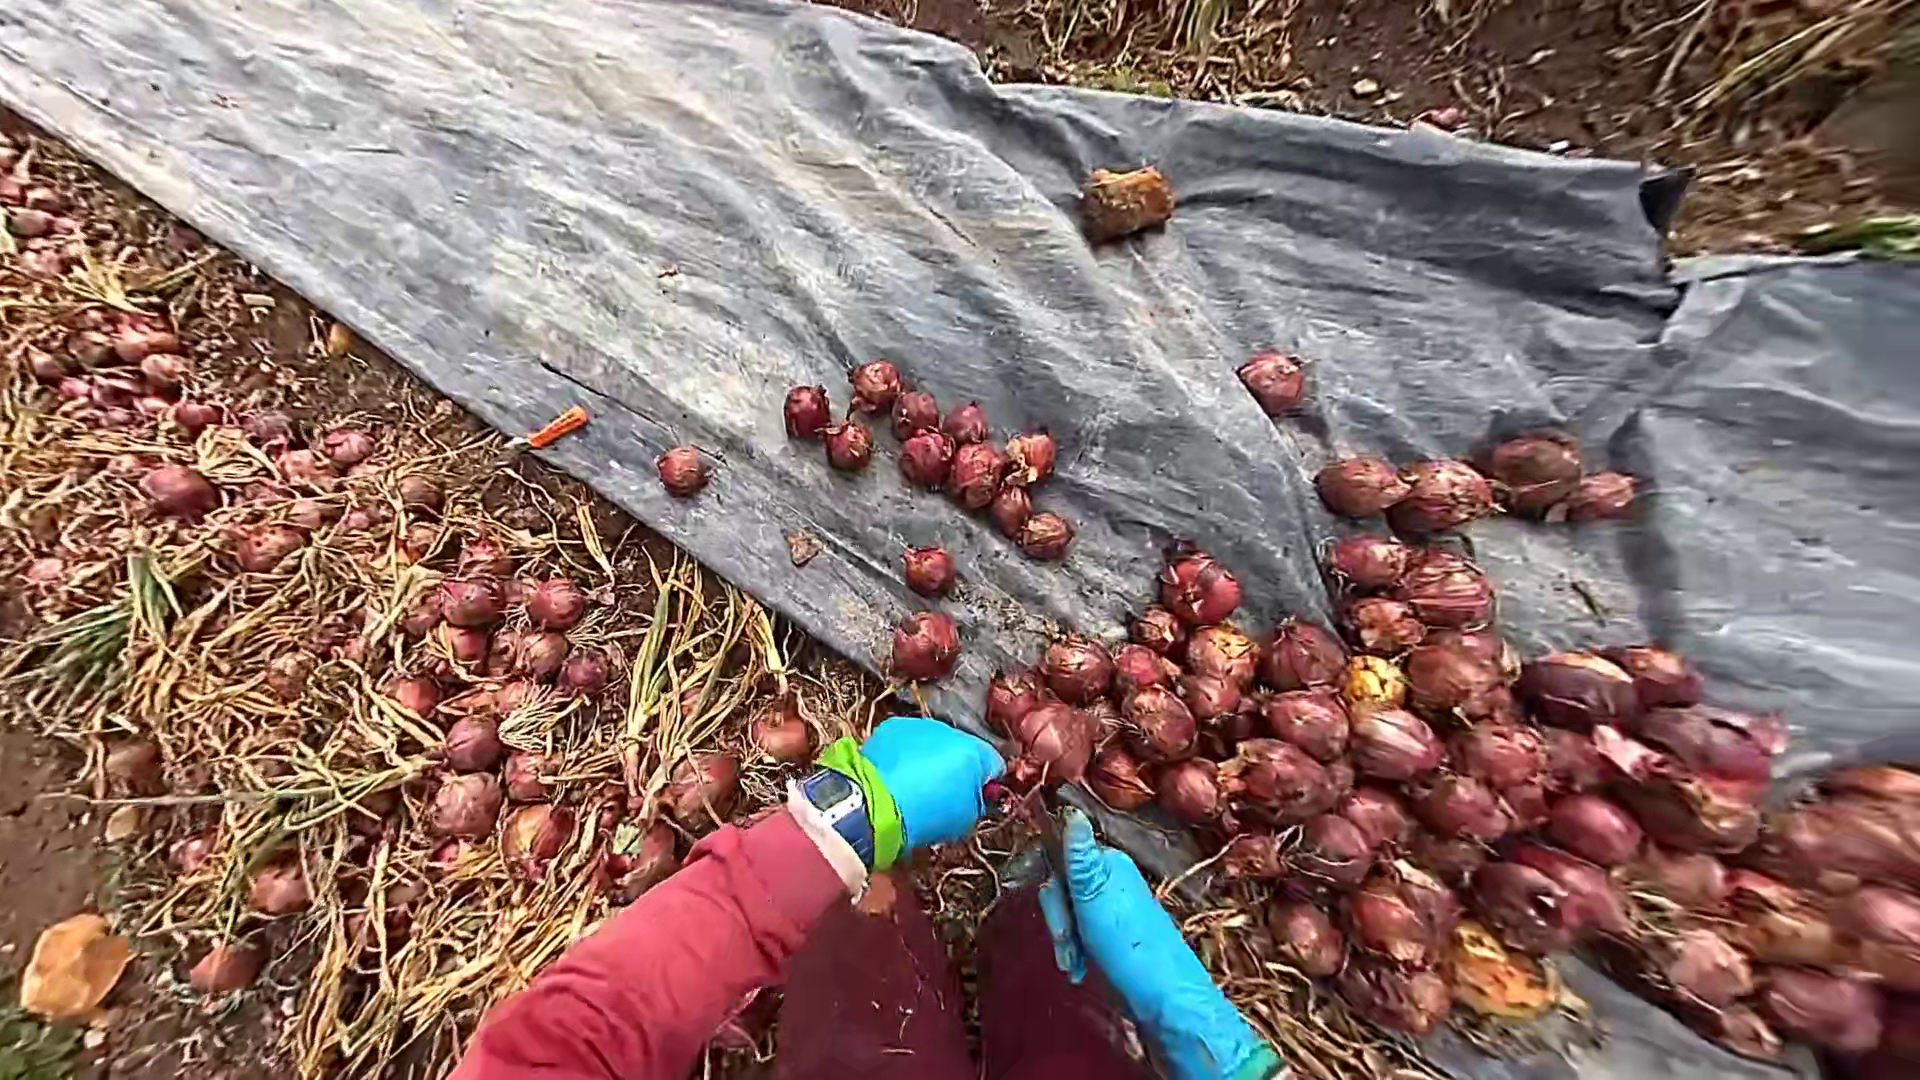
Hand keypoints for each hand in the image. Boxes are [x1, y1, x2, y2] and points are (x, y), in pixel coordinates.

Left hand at [860, 716, 1001, 849]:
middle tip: (945, 795)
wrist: (875, 802)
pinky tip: (897, 775)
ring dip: (932, 759)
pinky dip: (907, 754)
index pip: (995, 764)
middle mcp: (950, 731)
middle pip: (964, 750)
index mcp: (974, 753)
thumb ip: (979, 801)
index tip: (977, 799)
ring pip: (936, 742)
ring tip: (917, 786)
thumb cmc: (926, 815)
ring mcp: (921, 726)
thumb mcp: (966, 820)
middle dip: (958, 769)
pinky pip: (909, 740)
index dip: (988, 784)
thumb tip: (979, 794)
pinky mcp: (894, 726)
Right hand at [1039, 808, 1282, 1079]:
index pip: (1060, 853)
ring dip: (1064, 938)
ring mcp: (1110, 907)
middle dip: (1057, 917)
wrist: (1168, 1004)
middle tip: (1065, 944)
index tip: (1045, 907)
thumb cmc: (1131, 946)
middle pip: (1061, 884)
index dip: (1047, 880)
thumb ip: (1080, 857)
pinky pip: (1079, 932)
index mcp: (1108, 861)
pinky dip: (1074, 950)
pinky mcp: (1111, 935)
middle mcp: (1109, 878)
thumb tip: (1072, 811)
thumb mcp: (1096, 898)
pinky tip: (1079, 970)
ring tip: (1072, 965)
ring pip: (1068, 910)